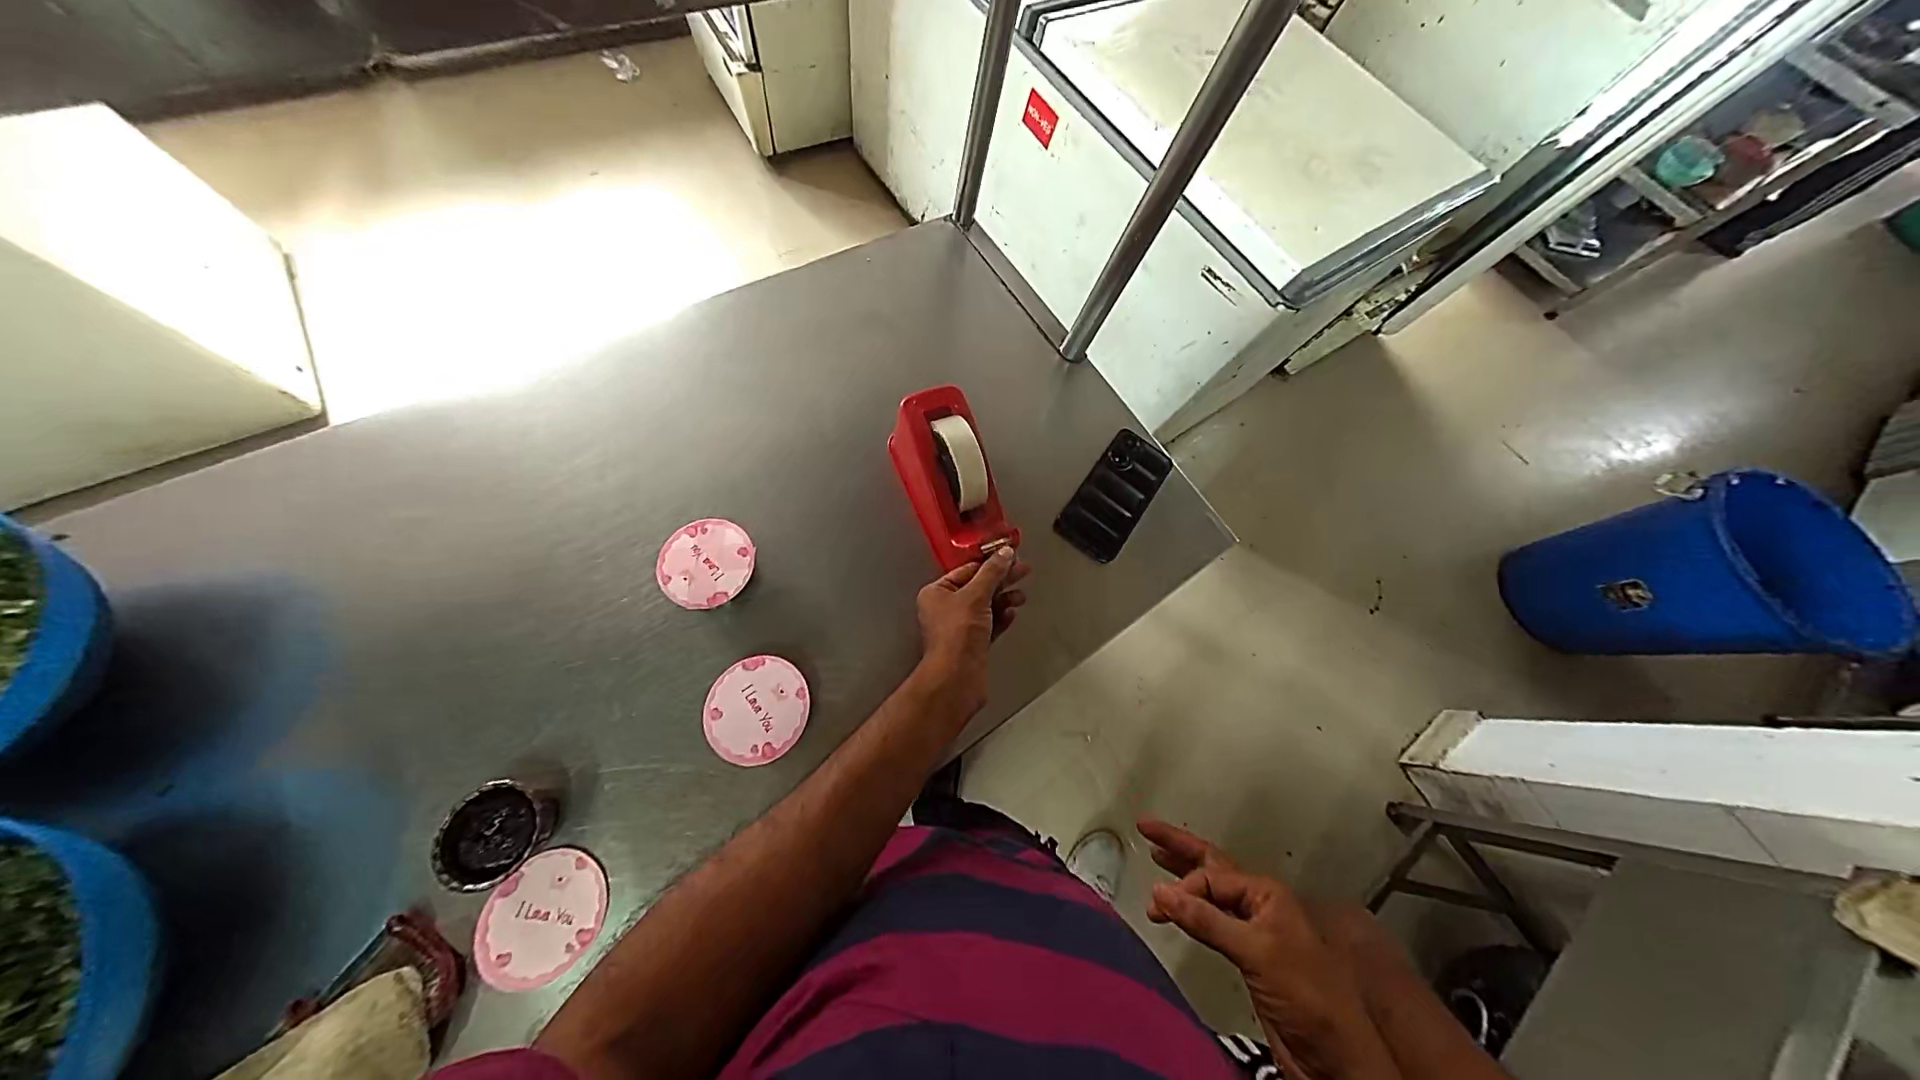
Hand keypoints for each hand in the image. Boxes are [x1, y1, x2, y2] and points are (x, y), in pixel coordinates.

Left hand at [914, 547, 1028, 716]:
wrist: (958, 677)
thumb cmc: (955, 638)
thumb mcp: (976, 595)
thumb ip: (992, 572)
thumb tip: (1004, 554)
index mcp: (936, 593)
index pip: (966, 570)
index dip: (989, 562)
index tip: (1008, 555)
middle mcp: (945, 609)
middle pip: (978, 587)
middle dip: (1001, 579)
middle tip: (1021, 570)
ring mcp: (959, 628)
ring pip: (986, 606)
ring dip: (1004, 598)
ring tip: (1019, 595)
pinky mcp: (972, 644)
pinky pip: (990, 624)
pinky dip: (1002, 617)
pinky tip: (1011, 613)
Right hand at [1139, 820, 1400, 1079]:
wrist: (1336, 1058)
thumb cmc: (1309, 998)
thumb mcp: (1257, 952)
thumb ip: (1207, 920)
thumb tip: (1161, 892)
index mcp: (1266, 894)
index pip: (1210, 876)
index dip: (1183, 887)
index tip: (1159, 907)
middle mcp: (1258, 905)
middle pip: (1211, 866)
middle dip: (1178, 846)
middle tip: (1146, 827)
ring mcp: (1252, 930)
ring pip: (1210, 890)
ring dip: (1182, 873)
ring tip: (1157, 854)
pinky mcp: (1245, 956)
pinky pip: (1210, 918)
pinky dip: (1189, 907)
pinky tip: (1178, 906)